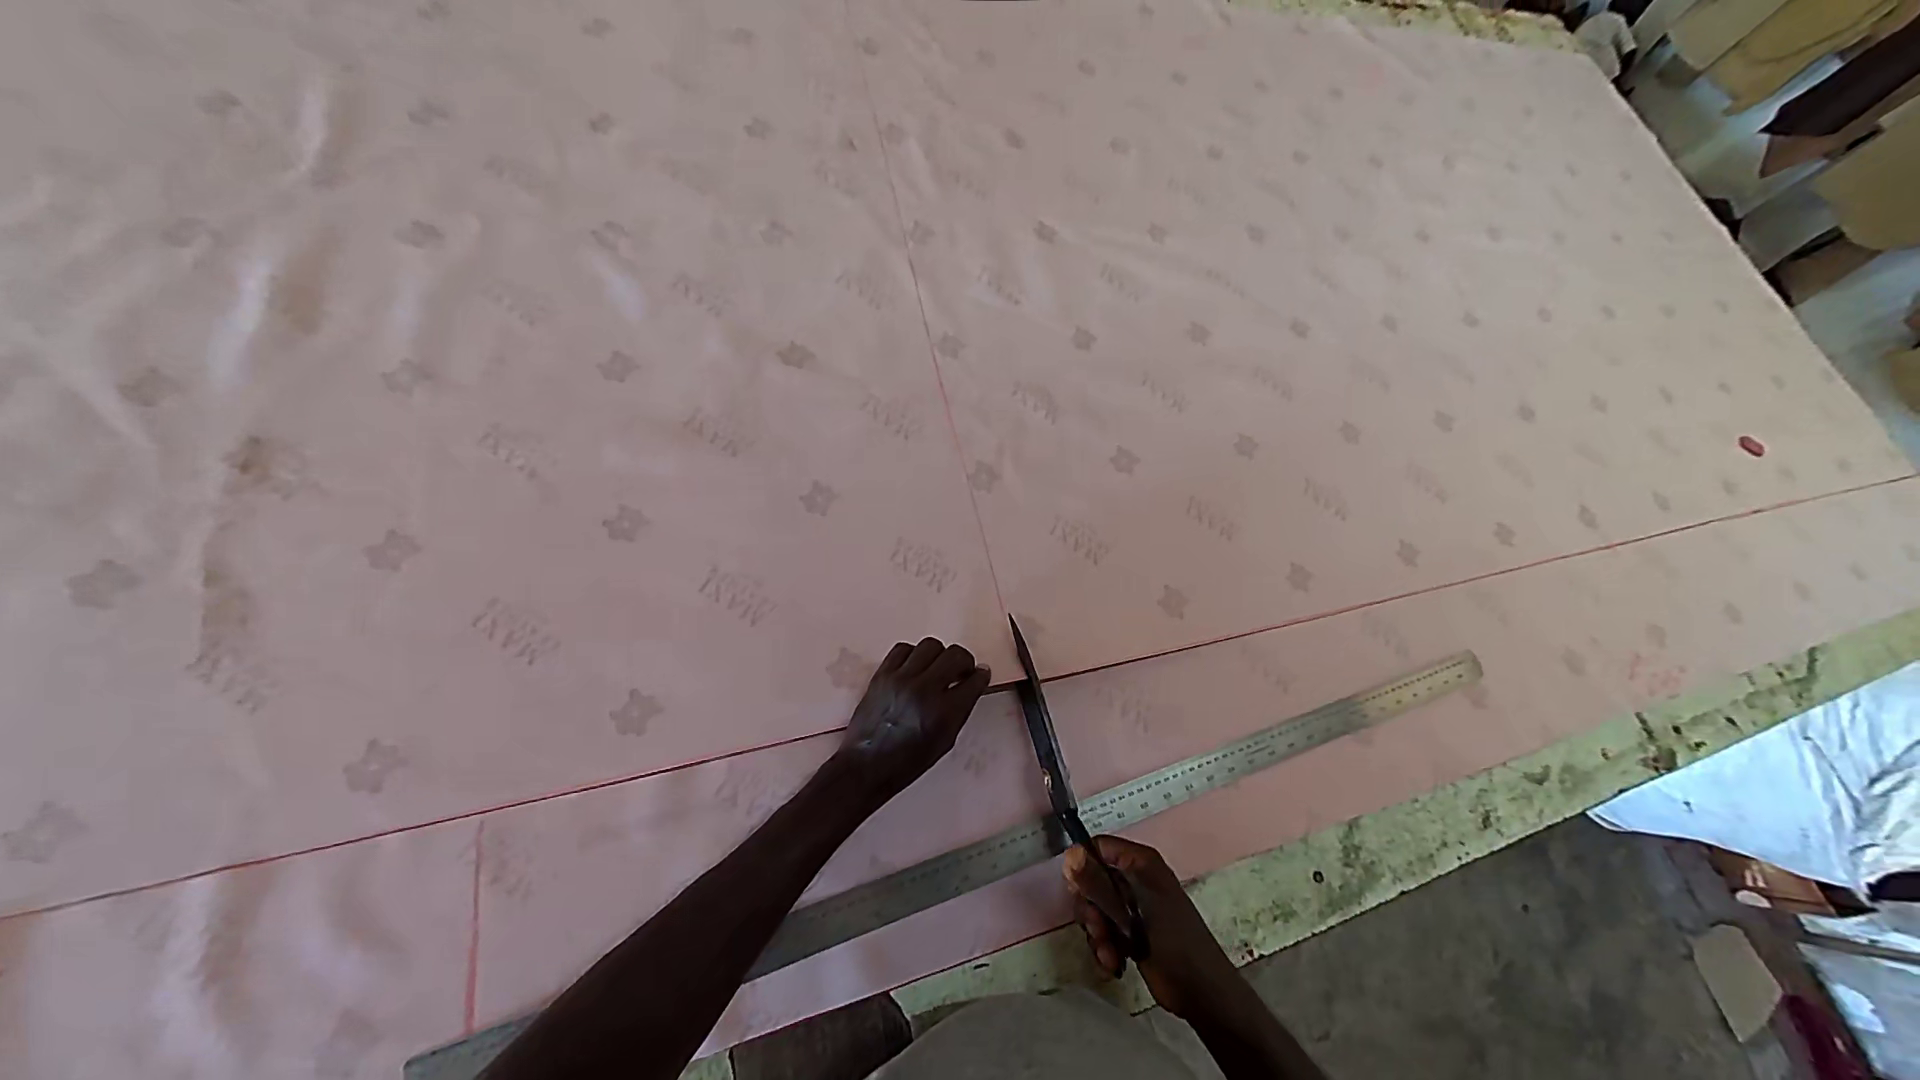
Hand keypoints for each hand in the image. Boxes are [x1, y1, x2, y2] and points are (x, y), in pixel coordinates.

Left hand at [829, 638, 989, 809]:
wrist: (867, 765)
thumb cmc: (907, 761)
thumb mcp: (945, 740)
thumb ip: (960, 710)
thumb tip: (970, 686)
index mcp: (944, 712)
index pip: (974, 681)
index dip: (981, 676)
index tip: (980, 673)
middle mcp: (924, 690)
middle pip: (955, 655)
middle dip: (964, 661)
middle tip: (961, 670)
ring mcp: (901, 679)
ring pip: (930, 645)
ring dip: (939, 655)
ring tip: (937, 667)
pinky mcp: (882, 674)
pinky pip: (902, 649)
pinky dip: (913, 654)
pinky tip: (914, 666)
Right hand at [1065, 835, 1242, 1020]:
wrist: (1201, 992)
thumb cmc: (1174, 942)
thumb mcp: (1133, 911)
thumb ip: (1099, 885)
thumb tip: (1070, 856)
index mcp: (1141, 863)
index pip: (1098, 847)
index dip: (1083, 866)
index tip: (1076, 890)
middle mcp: (1134, 878)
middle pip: (1092, 880)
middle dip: (1091, 910)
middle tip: (1098, 929)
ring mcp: (1132, 906)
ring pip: (1095, 908)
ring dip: (1097, 934)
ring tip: (1110, 955)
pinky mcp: (1129, 931)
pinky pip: (1103, 930)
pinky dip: (1104, 947)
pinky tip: (1114, 964)